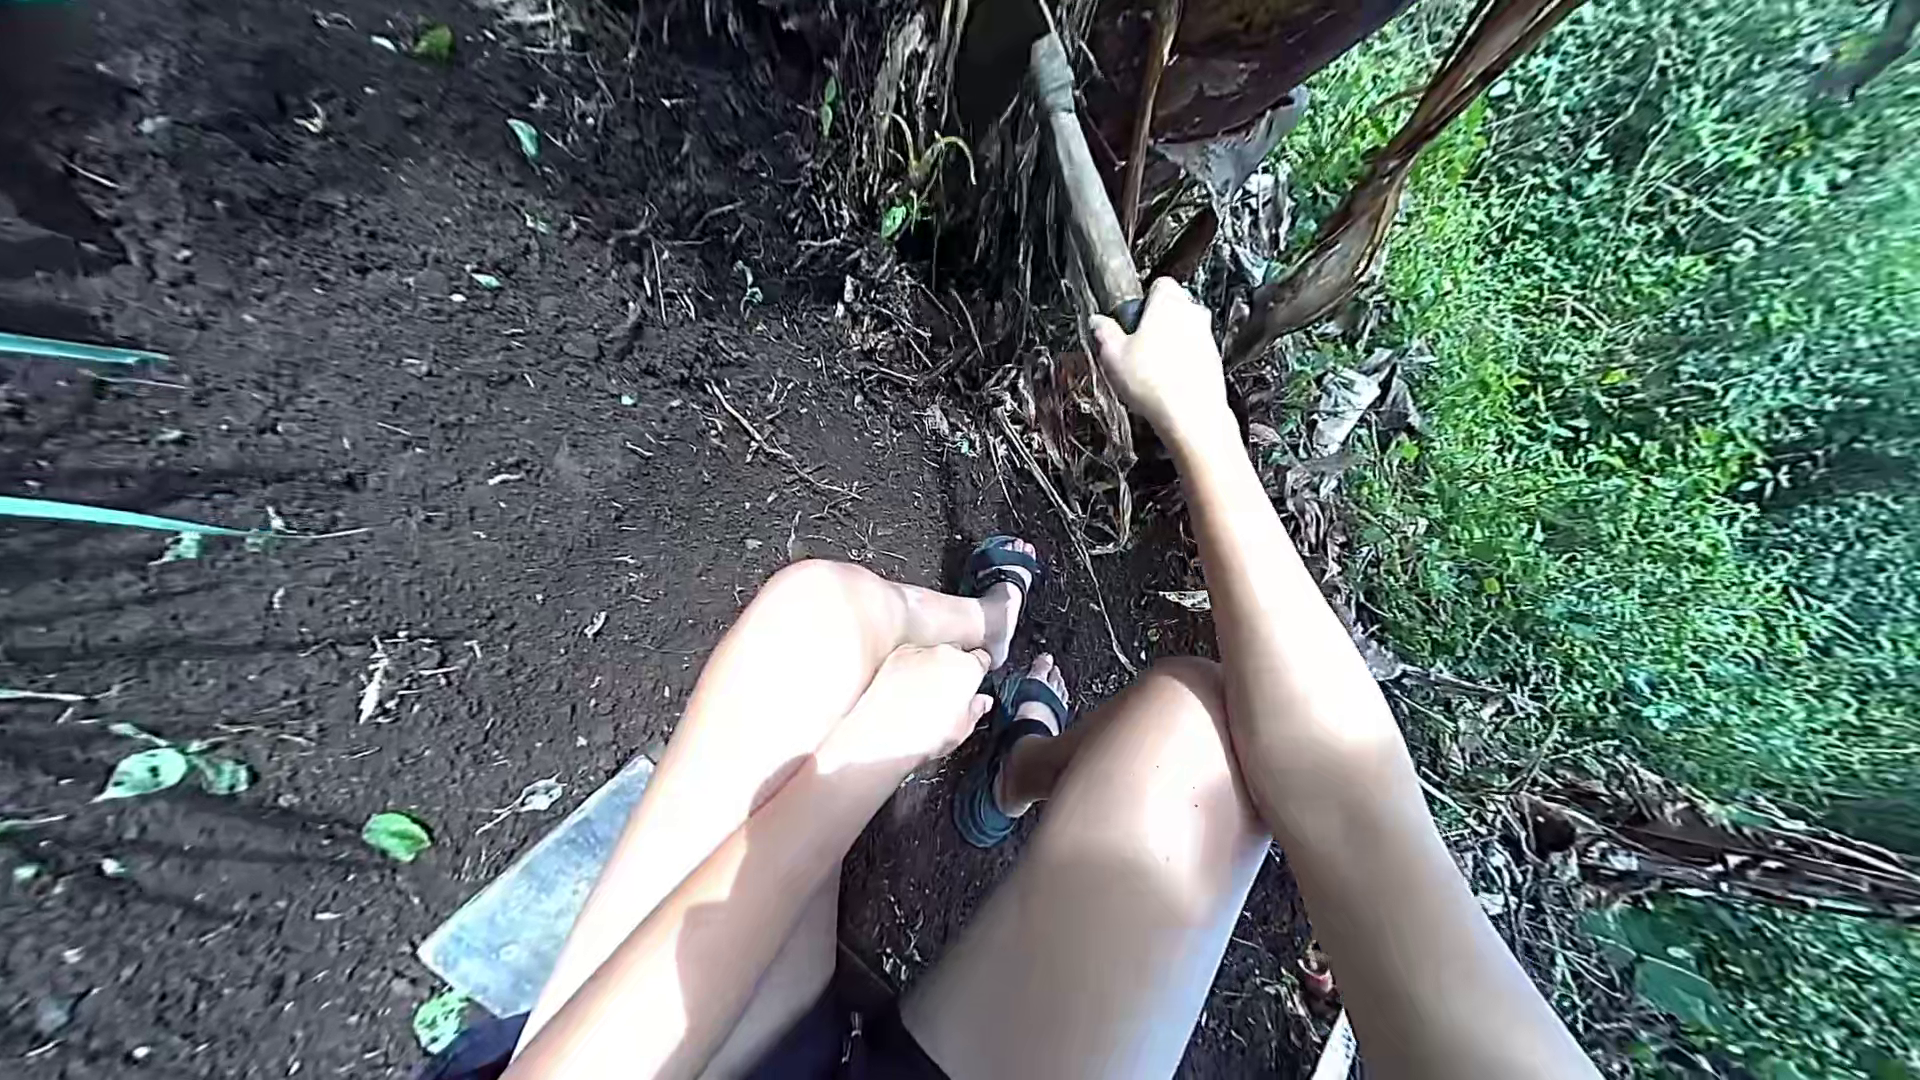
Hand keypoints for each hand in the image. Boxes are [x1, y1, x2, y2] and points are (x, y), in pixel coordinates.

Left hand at [818, 645, 994, 771]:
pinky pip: (911, 657)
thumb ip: (975, 709)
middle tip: (949, 693)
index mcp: (969, 668)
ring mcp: (920, 651)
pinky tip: (906, 690)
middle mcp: (946, 653)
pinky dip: (911, 667)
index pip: (982, 658)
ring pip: (933, 654)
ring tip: (924, 694)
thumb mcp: (962, 729)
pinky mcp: (896, 656)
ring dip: (932, 666)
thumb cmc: (925, 735)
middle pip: (957, 653)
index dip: (978, 671)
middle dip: (955, 668)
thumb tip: (981, 701)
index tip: (973, 682)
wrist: (884, 736)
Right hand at [1089, 277, 1231, 445]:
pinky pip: (1192, 353)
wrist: (1190, 414)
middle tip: (1133, 348)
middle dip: (1154, 323)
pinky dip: (1179, 363)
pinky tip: (1163, 384)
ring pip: (1182, 331)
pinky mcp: (1213, 360)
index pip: (1158, 284)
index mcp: (1168, 302)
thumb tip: (1097, 322)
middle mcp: (1192, 313)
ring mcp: (1206, 336)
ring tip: (1147, 371)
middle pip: (1171, 307)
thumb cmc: (1152, 382)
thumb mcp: (1112, 355)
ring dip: (1167, 344)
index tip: (1128, 321)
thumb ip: (1104, 332)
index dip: (1141, 301)